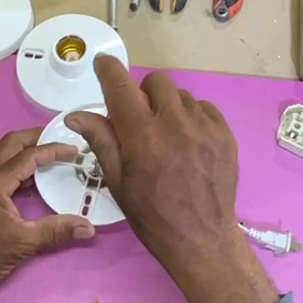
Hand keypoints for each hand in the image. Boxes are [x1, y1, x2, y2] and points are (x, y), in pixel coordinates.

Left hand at [0, 128, 95, 302]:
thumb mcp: (24, 243)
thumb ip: (57, 231)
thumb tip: (89, 228)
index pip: (27, 156)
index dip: (53, 150)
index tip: (75, 150)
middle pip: (11, 143)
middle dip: (36, 137)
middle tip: (61, 138)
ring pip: (3, 154)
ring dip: (26, 150)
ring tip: (51, 154)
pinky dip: (18, 165)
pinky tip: (34, 178)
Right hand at [67, 56, 277, 302]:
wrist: (201, 239)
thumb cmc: (152, 215)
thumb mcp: (118, 182)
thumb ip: (101, 141)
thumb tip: (77, 114)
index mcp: (142, 136)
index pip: (121, 86)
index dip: (108, 70)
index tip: (102, 63)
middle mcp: (174, 123)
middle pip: (156, 82)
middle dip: (143, 92)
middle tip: (140, 117)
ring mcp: (204, 127)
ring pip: (181, 95)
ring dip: (168, 106)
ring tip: (166, 134)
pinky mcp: (225, 134)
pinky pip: (204, 108)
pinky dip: (192, 116)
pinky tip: (188, 140)